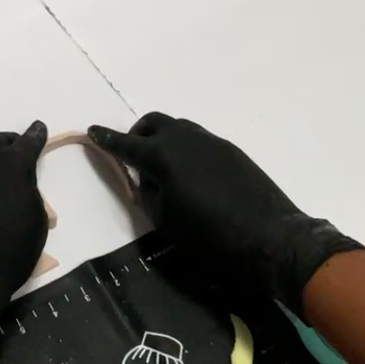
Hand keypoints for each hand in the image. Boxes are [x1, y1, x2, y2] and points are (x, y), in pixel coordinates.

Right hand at [87, 113, 363, 304]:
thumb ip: (150, 195)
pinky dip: (185, 149)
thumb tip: (148, 180)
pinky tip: (190, 174)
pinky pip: (199, 140)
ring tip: (162, 166)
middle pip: (154, 123)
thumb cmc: (211, 238)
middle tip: (132, 154)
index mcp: (163, 156)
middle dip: (138, 135)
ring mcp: (212, 142)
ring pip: (179, 128)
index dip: (107, 140)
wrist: (271, 239)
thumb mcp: (166, 222)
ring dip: (164, 139)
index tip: (93, 130)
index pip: (127, 144)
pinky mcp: (232, 152)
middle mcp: (186, 140)